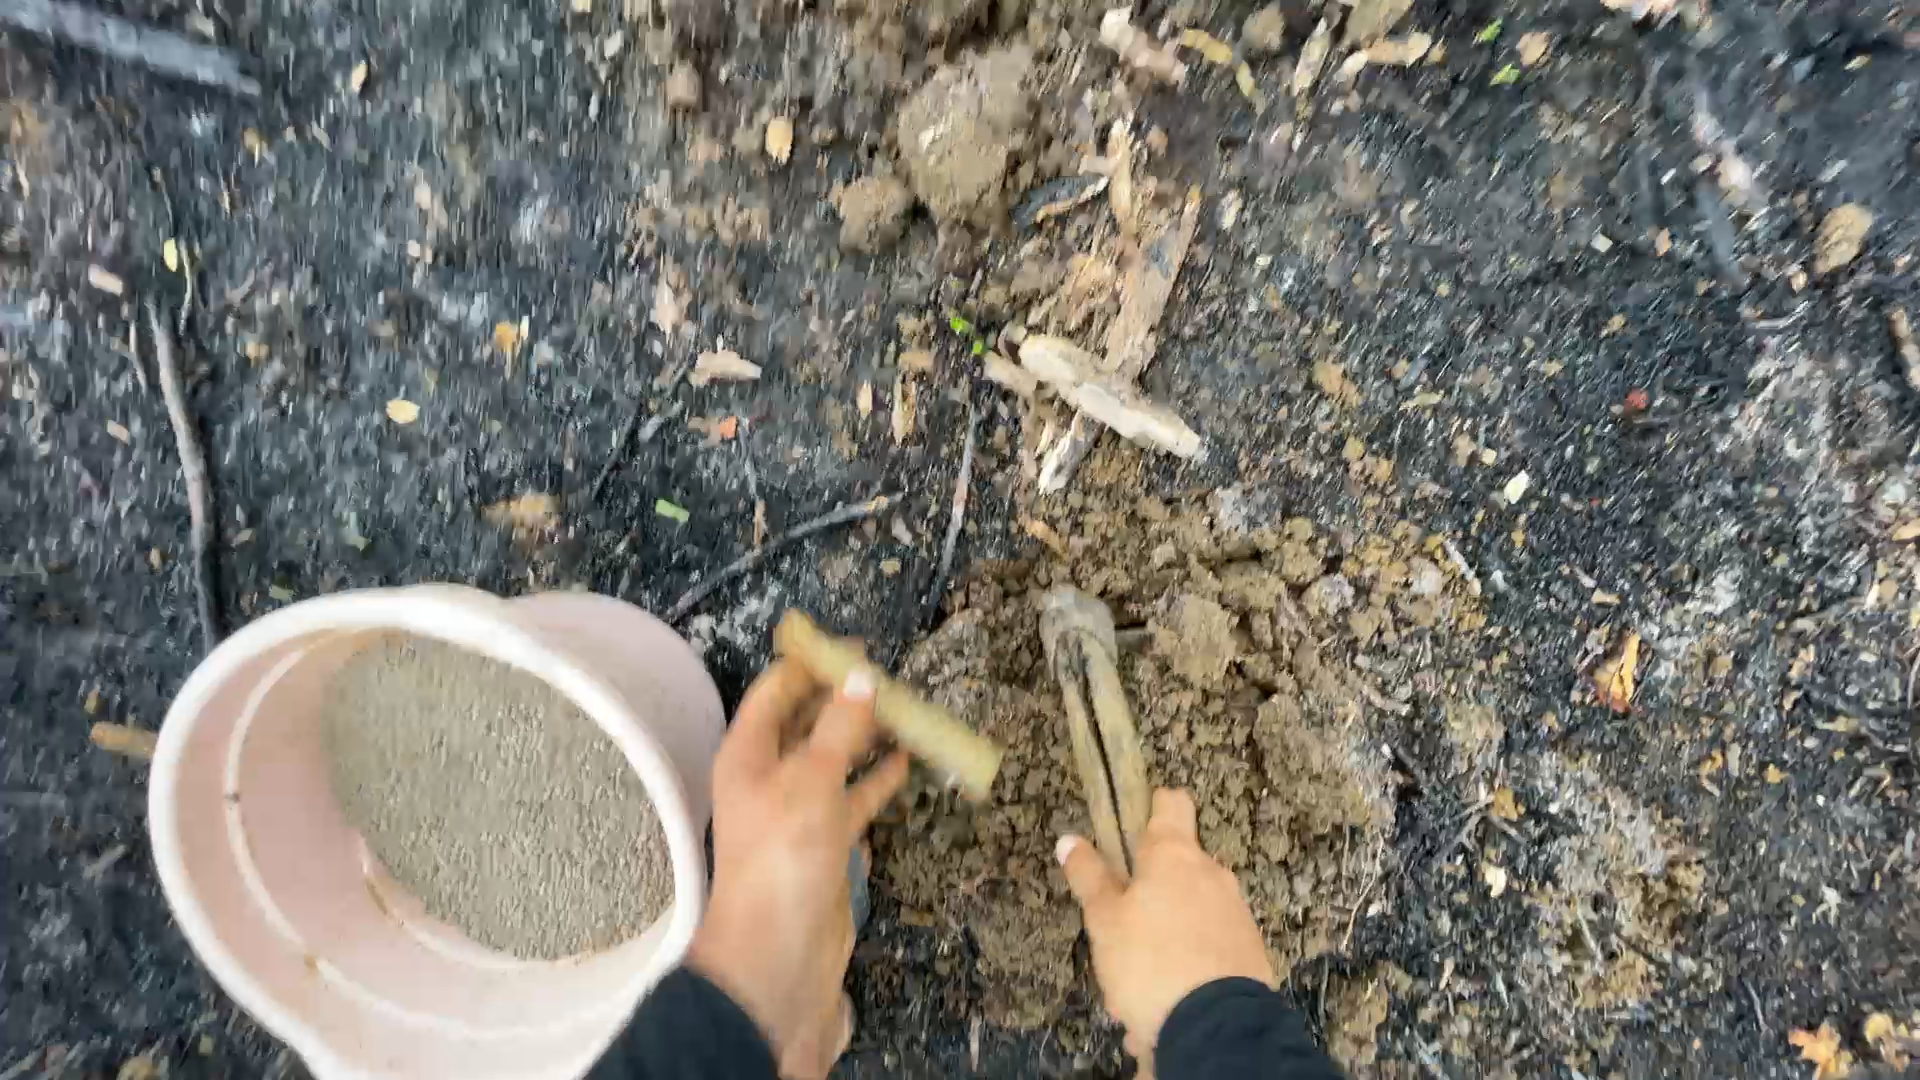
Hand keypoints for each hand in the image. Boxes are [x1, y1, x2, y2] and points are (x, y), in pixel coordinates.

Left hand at [688, 660, 909, 1078]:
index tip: (853, 646)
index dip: (812, 664)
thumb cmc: (784, 855)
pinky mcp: (825, 837)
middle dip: (843, 697)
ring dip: (865, 734)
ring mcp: (799, 806)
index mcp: (750, 752)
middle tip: (885, 676)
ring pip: (835, 756)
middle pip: (808, 720)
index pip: (777, 690)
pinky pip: (854, 795)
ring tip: (902, 709)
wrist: (778, 956)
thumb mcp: (812, 780)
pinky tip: (905, 759)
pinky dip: (877, 777)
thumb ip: (840, 726)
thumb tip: (861, 676)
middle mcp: (770, 773)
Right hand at [1058, 788, 1275, 1055]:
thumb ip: (1088, 876)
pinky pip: (1211, 943)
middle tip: (1123, 920)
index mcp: (1173, 854)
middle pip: (1179, 861)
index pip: (1171, 802)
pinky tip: (1168, 994)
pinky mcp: (1251, 952)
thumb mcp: (1104, 921)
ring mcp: (1236, 911)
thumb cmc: (1151, 962)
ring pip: (1193, 906)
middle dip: (1152, 885)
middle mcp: (1211, 872)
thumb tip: (1068, 838)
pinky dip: (1190, 958)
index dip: (1151, 805)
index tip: (1132, 824)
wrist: (1221, 1033)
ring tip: (1141, 973)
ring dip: (1168, 927)